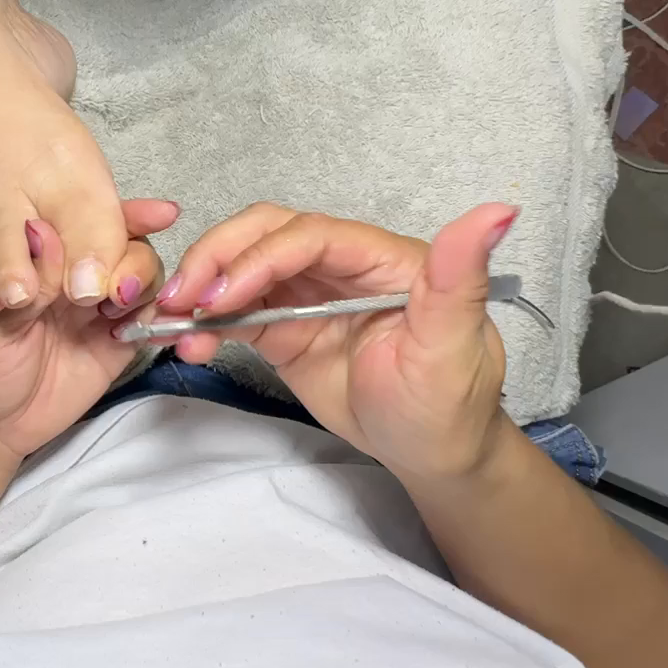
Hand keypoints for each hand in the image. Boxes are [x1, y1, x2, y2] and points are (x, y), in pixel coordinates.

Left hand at [0, 199, 175, 463]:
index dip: (129, 215)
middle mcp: (77, 277)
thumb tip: (44, 230)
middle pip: (127, 248)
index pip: (90, 224)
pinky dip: (163, 318)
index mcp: (46, 260)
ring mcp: (101, 310)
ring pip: (143, 280)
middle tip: (115, 288)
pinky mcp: (119, 344)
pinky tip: (151, 326)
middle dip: (132, 257)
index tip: (161, 214)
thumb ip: (28, 282)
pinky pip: (151, 321)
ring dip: (143, 283)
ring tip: (119, 303)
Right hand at [154, 202, 518, 481]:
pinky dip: (203, 324)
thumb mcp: (453, 349)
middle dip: (215, 258)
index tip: (222, 297)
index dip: (259, 258)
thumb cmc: (446, 407)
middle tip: (178, 298)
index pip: (308, 237)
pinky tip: (187, 344)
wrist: (426, 456)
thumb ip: (458, 281)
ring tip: (170, 321)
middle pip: (262, 234)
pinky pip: (231, 313)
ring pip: (237, 266)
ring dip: (199, 287)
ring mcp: (301, 294)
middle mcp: (334, 266)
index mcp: (378, 259)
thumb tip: (497, 211)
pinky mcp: (278, 326)